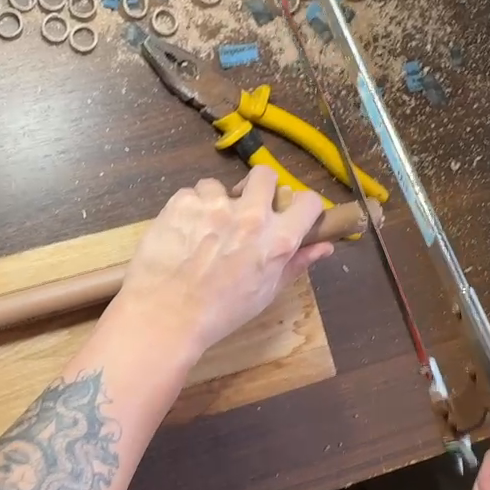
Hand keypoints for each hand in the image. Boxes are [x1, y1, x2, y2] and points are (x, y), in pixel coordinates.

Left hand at [107, 167, 333, 357]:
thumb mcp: (265, 293)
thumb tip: (324, 246)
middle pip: (265, 175)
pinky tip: (181, 232)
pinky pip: (190, 194)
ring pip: (220, 185)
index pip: (307, 201)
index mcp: (276, 239)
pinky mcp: (182, 201)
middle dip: (258, 188)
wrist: (165, 313)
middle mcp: (249, 214)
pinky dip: (188, 210)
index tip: (290, 214)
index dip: (301, 206)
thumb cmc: (219, 312)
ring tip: (203, 229)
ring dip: (215, 202)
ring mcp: (214, 204)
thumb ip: (295, 264)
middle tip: (245, 209)